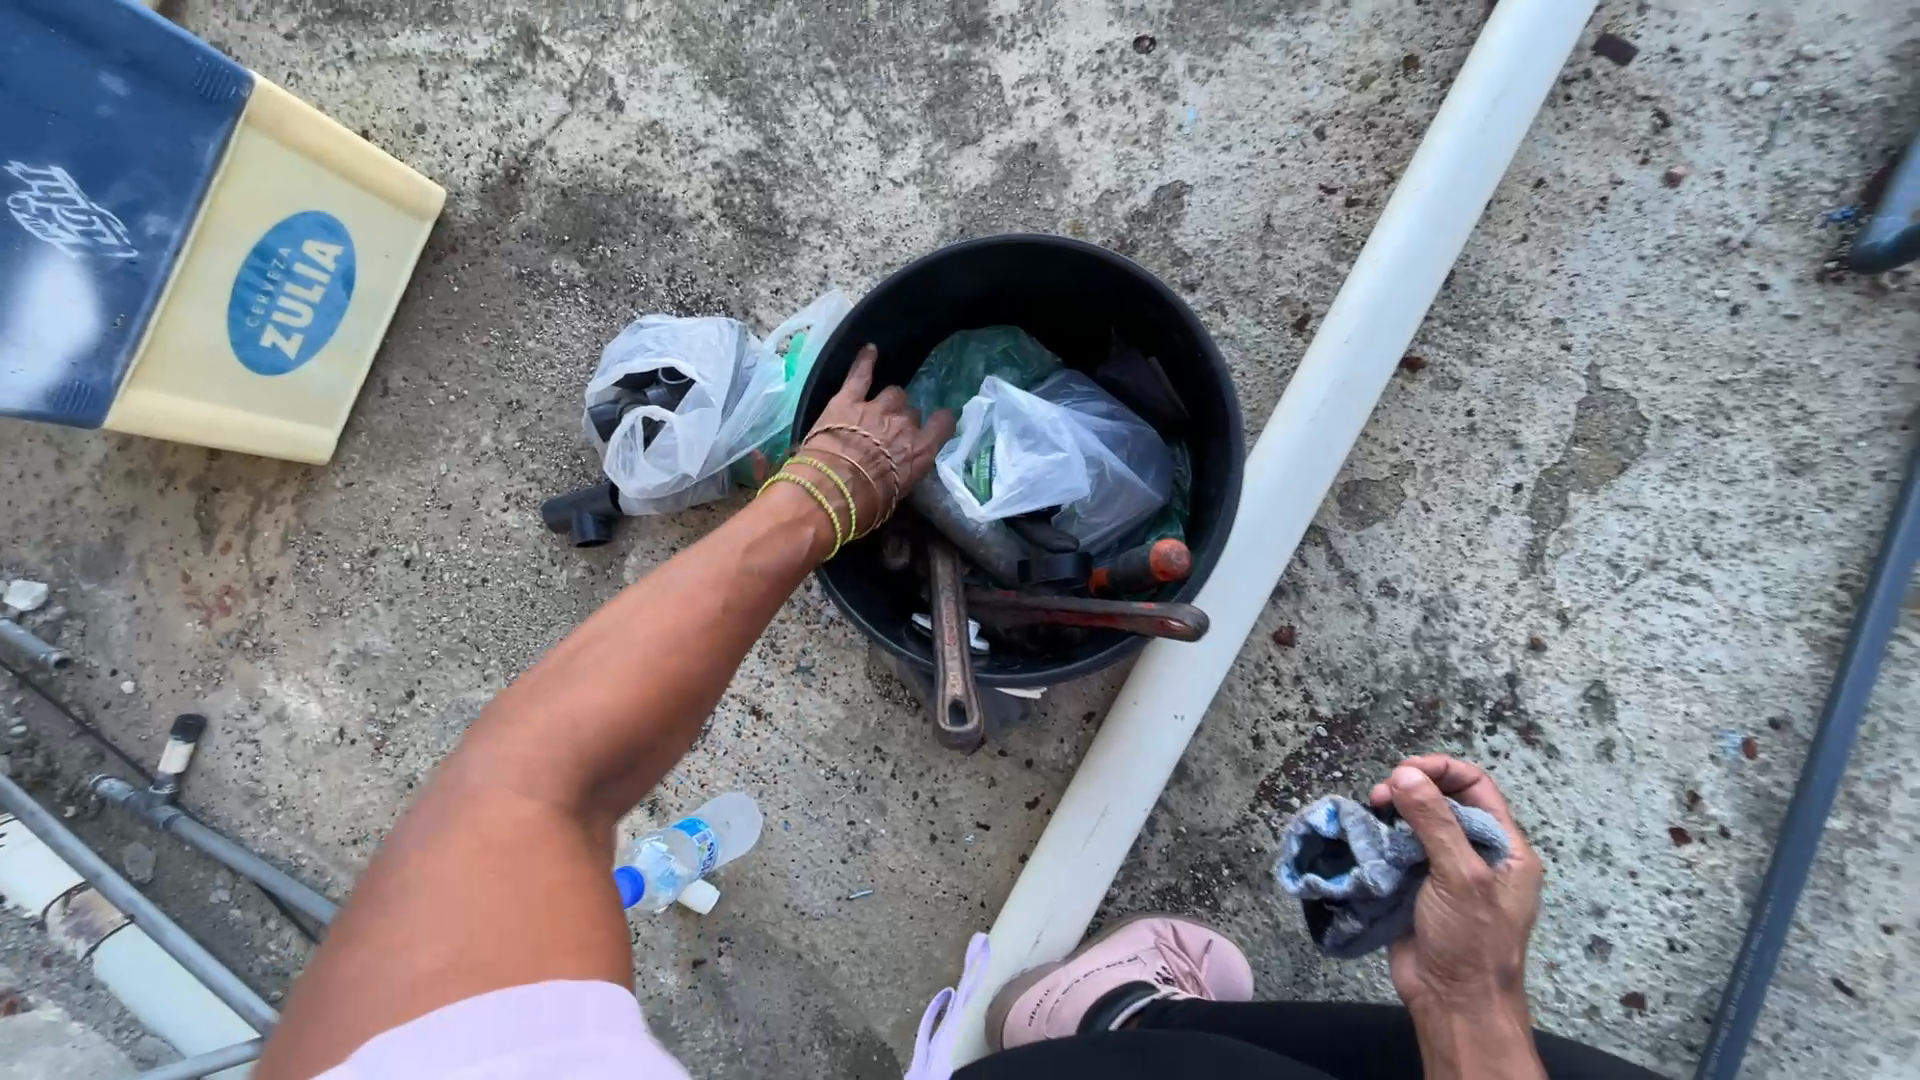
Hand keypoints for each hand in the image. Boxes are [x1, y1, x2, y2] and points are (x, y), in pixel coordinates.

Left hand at [793, 344, 954, 534]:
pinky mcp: (848, 400)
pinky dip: (865, 361)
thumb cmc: (863, 505)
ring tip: (878, 409)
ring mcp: (876, 409)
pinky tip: (869, 350)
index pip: (942, 425)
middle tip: (889, 434)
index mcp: (920, 451)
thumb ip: (902, 475)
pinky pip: (861, 374)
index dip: (939, 422)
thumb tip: (896, 472)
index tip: (939, 422)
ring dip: (888, 400)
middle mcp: (904, 425)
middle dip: (903, 419)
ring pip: (893, 393)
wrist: (830, 491)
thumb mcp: (895, 497)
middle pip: (911, 411)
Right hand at [1368, 756, 1545, 1078]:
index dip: (1441, 770)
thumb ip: (1435, 822)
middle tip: (1380, 796)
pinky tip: (1366, 836)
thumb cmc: (1472, 943)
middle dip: (1409, 788)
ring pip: (1414, 818)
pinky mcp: (1415, 881)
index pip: (1475, 786)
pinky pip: (1396, 843)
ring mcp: (1444, 867)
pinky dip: (1379, 833)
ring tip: (1371, 814)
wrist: (1453, 1002)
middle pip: (1441, 798)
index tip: (1404, 771)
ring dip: (1391, 810)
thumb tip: (1404, 773)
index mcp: (1504, 847)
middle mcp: (1476, 851)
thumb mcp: (1460, 877)